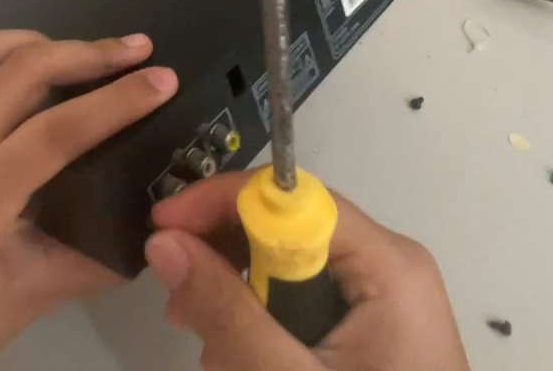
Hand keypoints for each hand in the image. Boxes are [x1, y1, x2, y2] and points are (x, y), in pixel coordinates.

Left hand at [0, 30, 177, 370]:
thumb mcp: (38, 292)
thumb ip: (98, 253)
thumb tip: (155, 219)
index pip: (59, 130)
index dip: (118, 100)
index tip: (163, 77)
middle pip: (21, 71)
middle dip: (86, 52)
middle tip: (134, 48)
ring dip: (28, 39)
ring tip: (72, 50)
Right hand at [145, 174, 469, 370]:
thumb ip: (227, 313)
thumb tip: (164, 241)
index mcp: (387, 264)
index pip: (290, 197)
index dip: (222, 201)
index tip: (163, 228)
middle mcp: (389, 264)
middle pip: (286, 228)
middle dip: (226, 260)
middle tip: (178, 306)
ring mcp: (384, 297)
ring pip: (288, 265)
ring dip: (240, 299)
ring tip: (211, 348)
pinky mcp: (374, 327)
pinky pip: (305, 299)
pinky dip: (265, 322)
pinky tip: (243, 358)